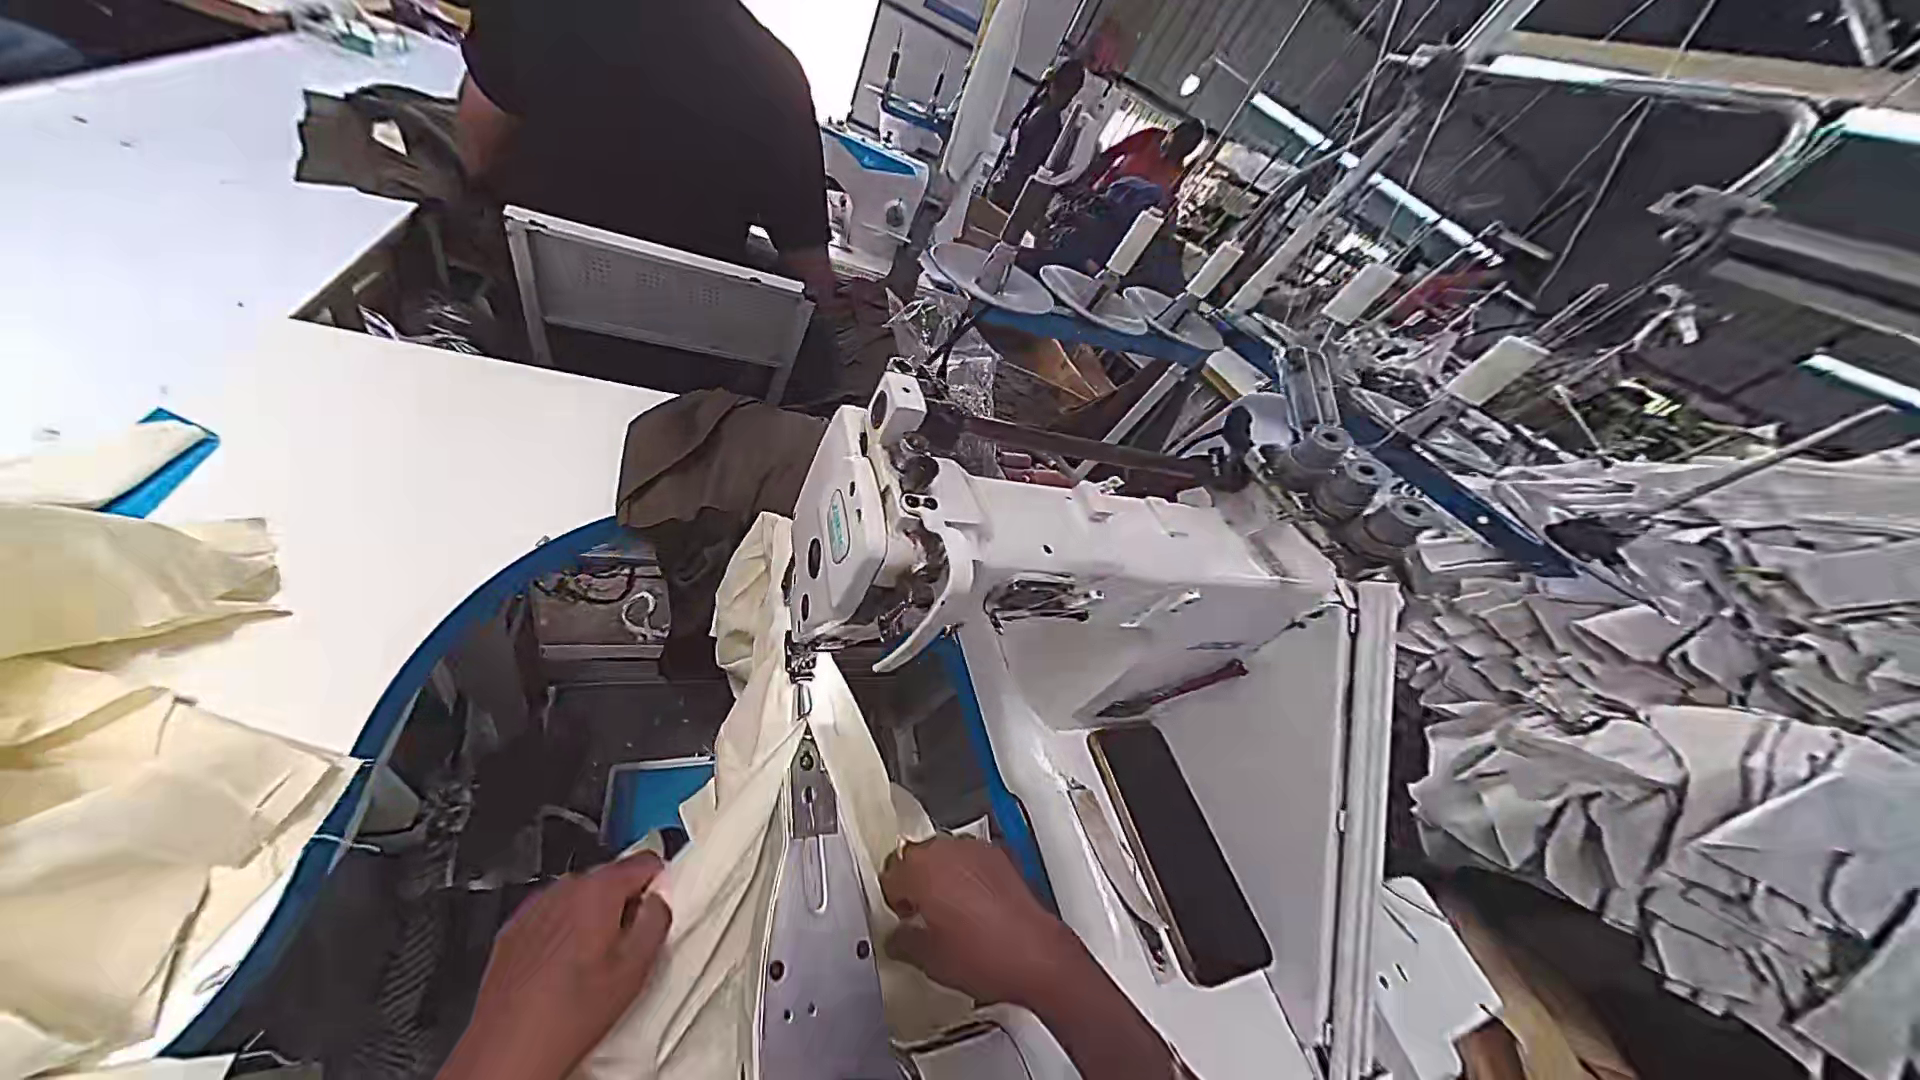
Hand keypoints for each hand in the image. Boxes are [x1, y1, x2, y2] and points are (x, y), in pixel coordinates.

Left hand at [437, 854, 671, 1079]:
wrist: (506, 1055)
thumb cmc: (566, 1016)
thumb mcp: (636, 966)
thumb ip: (658, 916)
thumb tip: (660, 898)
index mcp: (599, 889)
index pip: (646, 861)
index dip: (658, 883)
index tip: (657, 906)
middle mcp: (565, 889)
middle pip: (612, 877)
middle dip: (624, 903)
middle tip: (626, 944)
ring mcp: (535, 908)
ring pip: (582, 896)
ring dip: (593, 916)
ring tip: (592, 961)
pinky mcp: (514, 930)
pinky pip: (553, 915)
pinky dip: (563, 930)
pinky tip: (563, 966)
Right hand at [883, 836, 1179, 1079]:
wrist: (1035, 955)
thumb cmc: (986, 956)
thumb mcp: (930, 959)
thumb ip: (904, 941)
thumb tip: (899, 938)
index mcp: (922, 870)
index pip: (891, 874)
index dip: (893, 897)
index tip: (900, 914)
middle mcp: (946, 850)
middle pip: (915, 856)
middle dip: (913, 880)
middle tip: (918, 911)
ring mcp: (974, 849)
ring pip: (942, 852)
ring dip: (939, 872)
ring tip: (947, 907)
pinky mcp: (997, 854)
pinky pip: (968, 855)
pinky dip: (965, 871)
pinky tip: (972, 902)